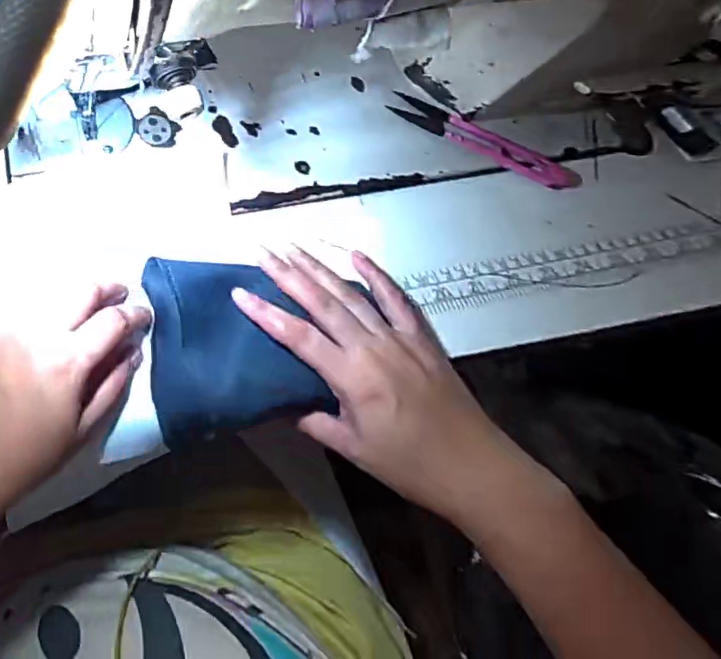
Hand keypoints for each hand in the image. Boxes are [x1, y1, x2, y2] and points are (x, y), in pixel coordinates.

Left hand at [0, 284, 149, 526]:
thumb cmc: (31, 455)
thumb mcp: (83, 429)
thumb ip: (112, 384)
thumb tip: (133, 350)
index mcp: (67, 361)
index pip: (112, 320)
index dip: (135, 315)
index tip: (145, 314)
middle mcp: (39, 330)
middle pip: (82, 289)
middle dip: (108, 288)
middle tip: (122, 294)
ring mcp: (11, 324)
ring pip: (54, 291)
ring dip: (77, 293)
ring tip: (91, 305)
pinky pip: (29, 305)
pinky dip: (49, 304)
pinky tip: (56, 318)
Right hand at [234, 247, 559, 528]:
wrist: (481, 473)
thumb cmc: (411, 466)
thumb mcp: (353, 449)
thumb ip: (315, 421)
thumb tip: (284, 405)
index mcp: (352, 377)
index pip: (297, 336)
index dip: (265, 313)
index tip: (239, 292)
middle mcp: (373, 349)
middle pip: (322, 303)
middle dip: (288, 275)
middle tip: (262, 252)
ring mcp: (400, 339)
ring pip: (352, 295)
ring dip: (320, 268)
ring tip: (293, 247)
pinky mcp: (423, 339)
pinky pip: (396, 299)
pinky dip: (376, 275)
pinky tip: (355, 256)